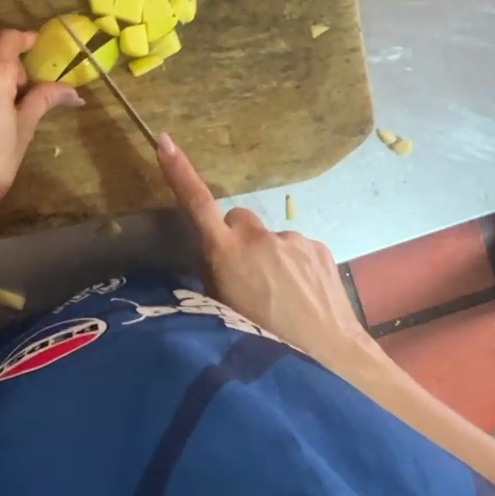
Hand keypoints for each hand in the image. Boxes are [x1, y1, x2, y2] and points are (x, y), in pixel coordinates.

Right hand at [157, 134, 371, 365]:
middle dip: (235, 239)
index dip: (179, 172)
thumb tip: (211, 257)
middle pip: (237, 221)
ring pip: (269, 240)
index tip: (165, 141)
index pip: (197, 203)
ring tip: (277, 298)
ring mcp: (293, 240)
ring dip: (268, 258)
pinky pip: (295, 250)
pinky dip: (293, 267)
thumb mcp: (220, 310)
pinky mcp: (319, 248)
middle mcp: (259, 237)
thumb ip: (213, 275)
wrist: (329, 354)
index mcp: (227, 252)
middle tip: (241, 278)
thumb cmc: (262, 340)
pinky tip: (300, 298)